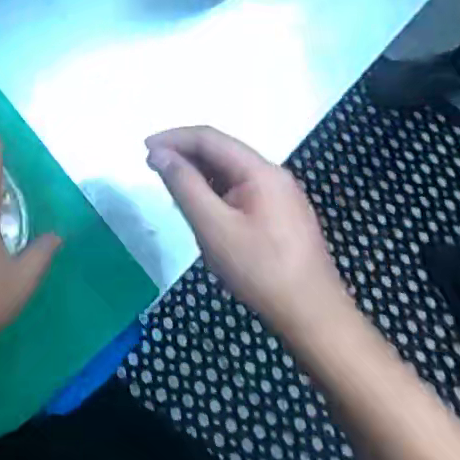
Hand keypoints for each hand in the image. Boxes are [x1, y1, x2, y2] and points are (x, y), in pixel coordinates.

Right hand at [145, 126, 345, 334]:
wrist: (316, 321)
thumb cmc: (261, 270)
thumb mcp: (213, 226)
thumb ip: (183, 184)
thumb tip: (159, 153)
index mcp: (261, 172)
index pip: (209, 139)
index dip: (173, 138)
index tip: (143, 149)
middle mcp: (274, 177)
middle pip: (220, 151)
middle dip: (183, 154)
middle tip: (151, 166)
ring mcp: (281, 198)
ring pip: (229, 171)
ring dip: (196, 172)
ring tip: (169, 185)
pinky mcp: (281, 217)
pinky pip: (239, 189)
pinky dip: (212, 189)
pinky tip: (198, 206)